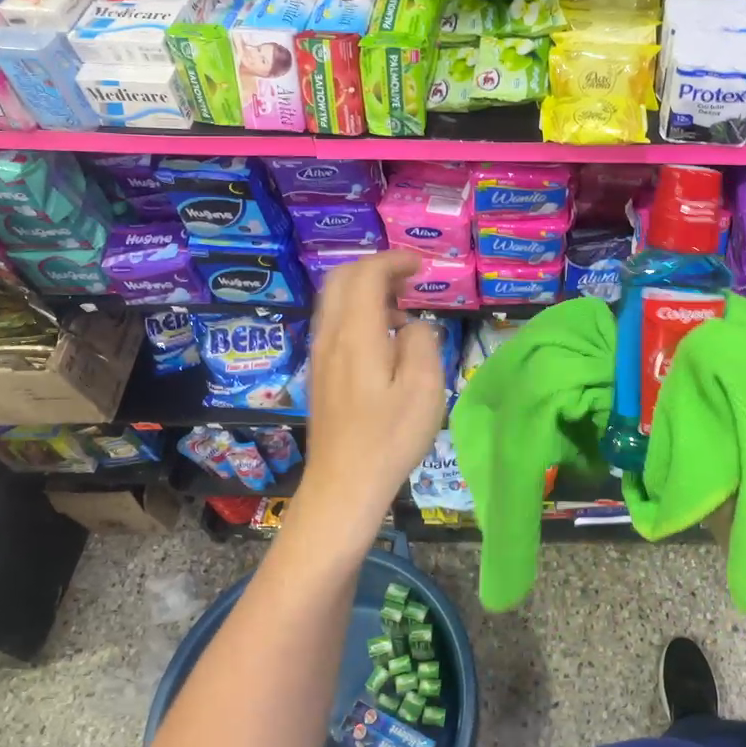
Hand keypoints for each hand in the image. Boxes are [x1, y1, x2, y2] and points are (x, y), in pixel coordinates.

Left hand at [301, 251, 445, 517]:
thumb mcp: (424, 388)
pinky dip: (358, 314)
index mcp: (356, 333)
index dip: (394, 261)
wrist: (343, 485)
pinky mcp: (320, 375)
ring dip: (366, 292)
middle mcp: (331, 336)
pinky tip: (383, 341)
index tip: (421, 266)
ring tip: (401, 309)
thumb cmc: (389, 437)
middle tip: (409, 279)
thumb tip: (412, 326)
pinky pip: (335, 325)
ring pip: (335, 302)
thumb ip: (421, 342)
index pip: (367, 274)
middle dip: (376, 269)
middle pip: (342, 280)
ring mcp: (321, 356)